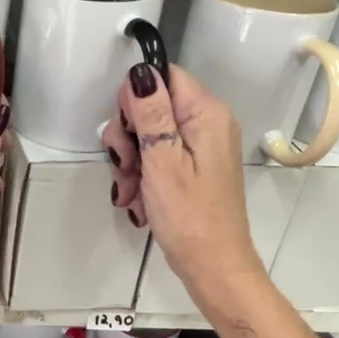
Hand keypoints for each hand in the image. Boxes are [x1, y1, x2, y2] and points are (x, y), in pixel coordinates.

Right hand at [102, 63, 262, 281]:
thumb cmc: (188, 216)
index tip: (127, 132)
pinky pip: (158, 158)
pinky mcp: (193, 168)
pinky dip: (142, 176)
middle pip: (153, 106)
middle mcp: (208, 123)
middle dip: (128, 137)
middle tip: (125, 168)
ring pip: (149, 135)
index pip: (164, 76)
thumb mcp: (162, 161)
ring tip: (129, 193)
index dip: (136, 98)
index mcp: (206, 114)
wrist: (213, 266)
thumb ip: (150, 113)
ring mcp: (201, 147)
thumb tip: (140, 72)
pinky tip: (136, 200)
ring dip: (130, 162)